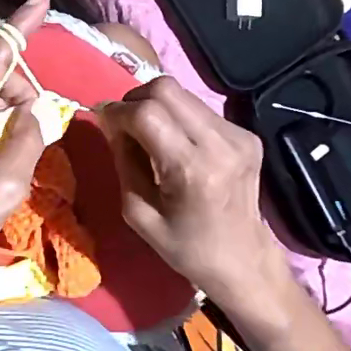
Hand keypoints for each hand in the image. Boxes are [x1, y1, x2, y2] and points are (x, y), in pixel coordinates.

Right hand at [98, 79, 303, 333]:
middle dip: (135, 99)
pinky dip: (178, 117)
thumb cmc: (186, 247)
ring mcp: (238, 135)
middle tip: (123, 122)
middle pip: (166, 90)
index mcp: (192, 170)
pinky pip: (200, 109)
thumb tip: (111, 122)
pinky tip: (176, 143)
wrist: (244, 260)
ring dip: (157, 106)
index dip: (118, 111)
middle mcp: (220, 143)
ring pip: (183, 94)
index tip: (103, 119)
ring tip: (147, 132)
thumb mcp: (138, 213)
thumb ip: (123, 161)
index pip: (147, 113)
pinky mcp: (247, 134)